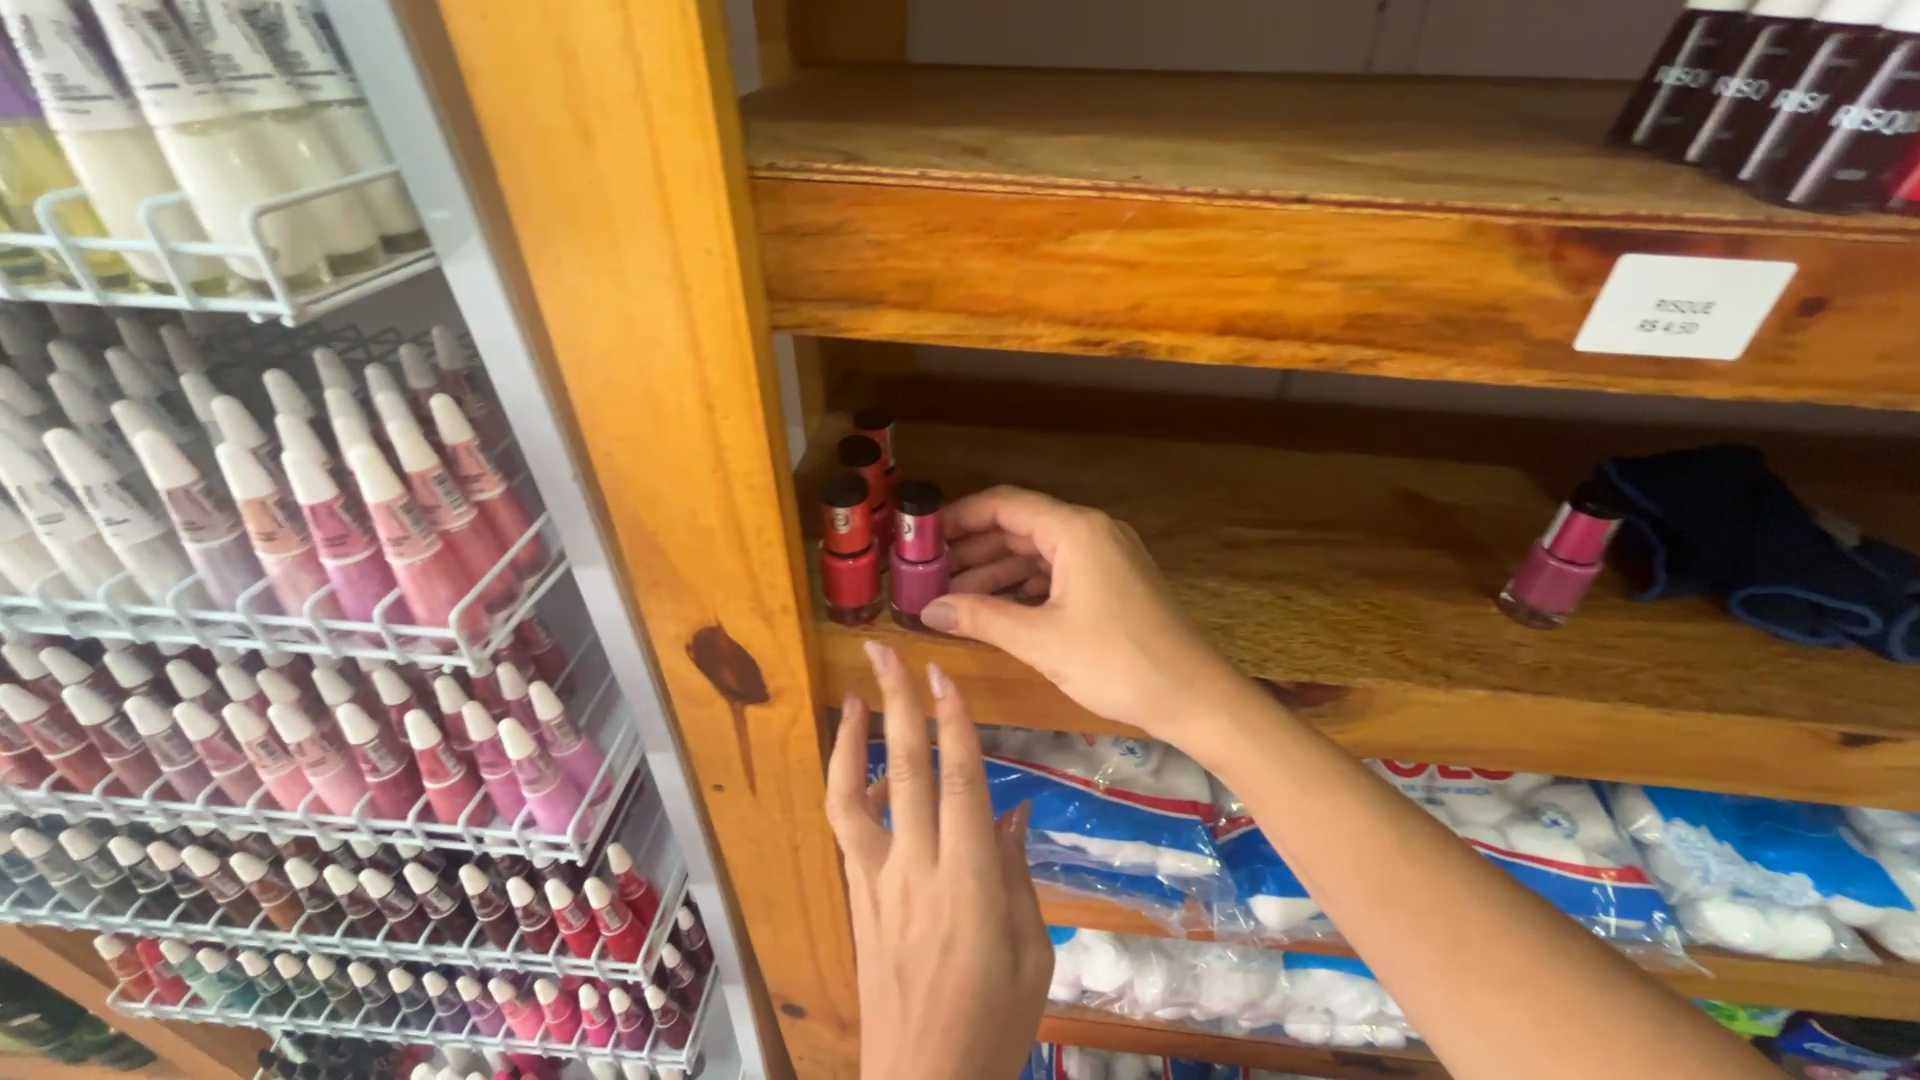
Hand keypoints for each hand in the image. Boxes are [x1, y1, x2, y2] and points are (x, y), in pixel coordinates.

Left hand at [825, 642, 1051, 1079]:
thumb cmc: (995, 1024)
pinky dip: (852, 788)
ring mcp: (875, 884)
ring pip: (852, 797)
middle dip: (895, 704)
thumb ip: (1017, 874)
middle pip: (903, 770)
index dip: (952, 721)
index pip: (959, 781)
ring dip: (850, 741)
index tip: (943, 673)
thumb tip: (1011, 810)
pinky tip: (865, 769)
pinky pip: (848, 832)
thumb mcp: (1032, 952)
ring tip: (852, 698)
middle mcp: (914, 870)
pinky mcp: (856, 900)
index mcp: (969, 882)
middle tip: (885, 653)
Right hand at [918, 486, 1245, 736]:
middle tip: (928, 576)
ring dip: (996, 573)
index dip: (958, 518)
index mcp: (1075, 531)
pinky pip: (1059, 573)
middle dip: (973, 551)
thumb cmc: (1117, 662)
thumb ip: (981, 617)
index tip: (922, 539)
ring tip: (953, 599)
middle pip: (1019, 527)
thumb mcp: (1040, 640)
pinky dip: (1025, 588)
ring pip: (1038, 553)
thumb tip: (928, 610)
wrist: (1194, 696)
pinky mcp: (1114, 582)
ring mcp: (1106, 557)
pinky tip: (997, 611)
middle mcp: (1091, 532)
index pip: (1004, 504)